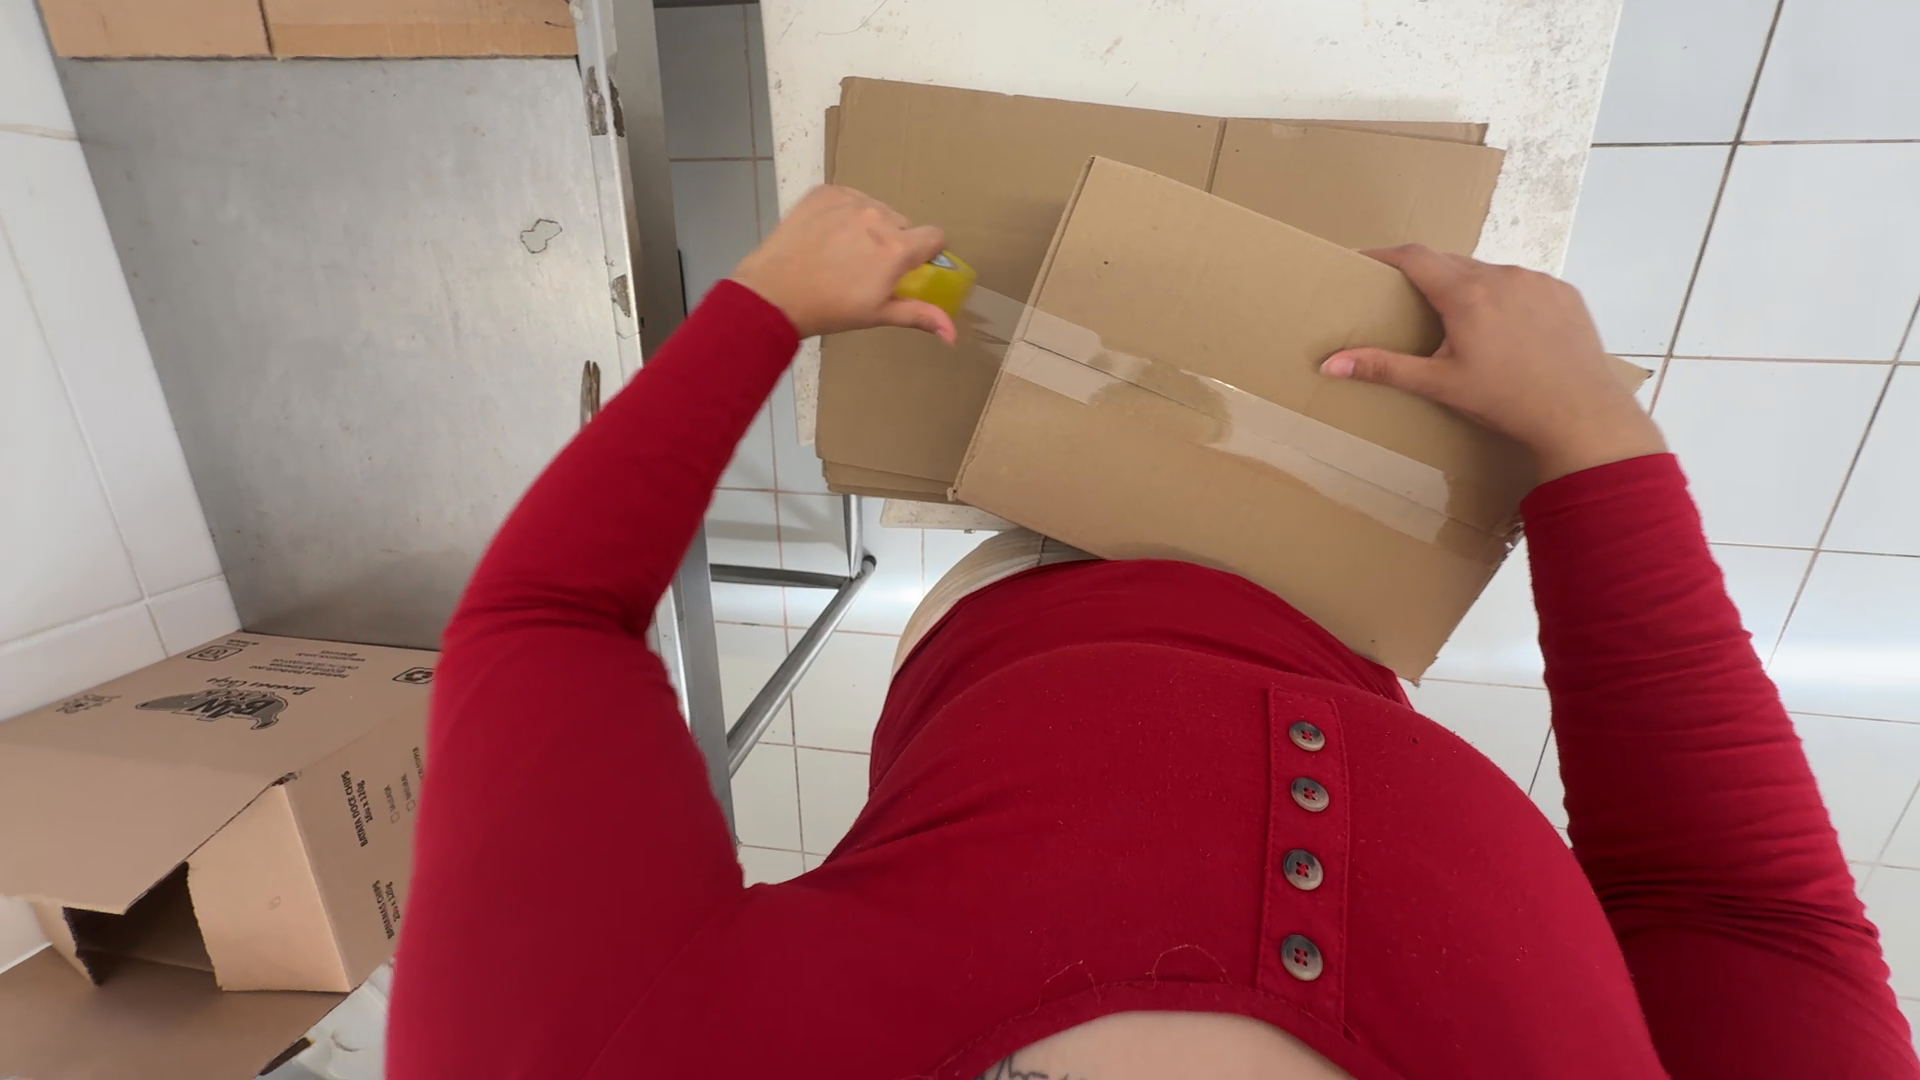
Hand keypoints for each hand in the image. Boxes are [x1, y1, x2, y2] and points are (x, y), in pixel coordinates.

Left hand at [730, 185, 955, 343]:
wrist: (776, 292)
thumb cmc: (831, 309)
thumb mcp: (878, 315)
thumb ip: (920, 315)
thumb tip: (952, 334)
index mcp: (896, 249)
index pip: (935, 236)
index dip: (928, 252)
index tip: (913, 267)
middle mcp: (878, 217)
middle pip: (904, 223)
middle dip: (895, 242)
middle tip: (870, 268)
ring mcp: (850, 201)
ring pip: (877, 209)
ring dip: (871, 227)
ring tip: (846, 253)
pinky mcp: (825, 192)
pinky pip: (850, 198)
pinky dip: (846, 214)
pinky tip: (829, 237)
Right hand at [1320, 245, 1665, 481]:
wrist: (1580, 411)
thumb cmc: (1504, 399)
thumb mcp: (1436, 384)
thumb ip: (1382, 368)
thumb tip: (1331, 364)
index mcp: (1466, 294)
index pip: (1415, 257)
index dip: (1385, 256)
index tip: (1363, 260)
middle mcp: (1503, 276)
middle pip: (1449, 262)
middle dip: (1420, 274)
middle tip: (1399, 295)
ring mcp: (1537, 281)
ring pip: (1486, 272)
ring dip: (1460, 286)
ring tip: (1448, 317)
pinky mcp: (1563, 293)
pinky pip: (1519, 283)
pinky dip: (1497, 296)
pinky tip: (1494, 327)